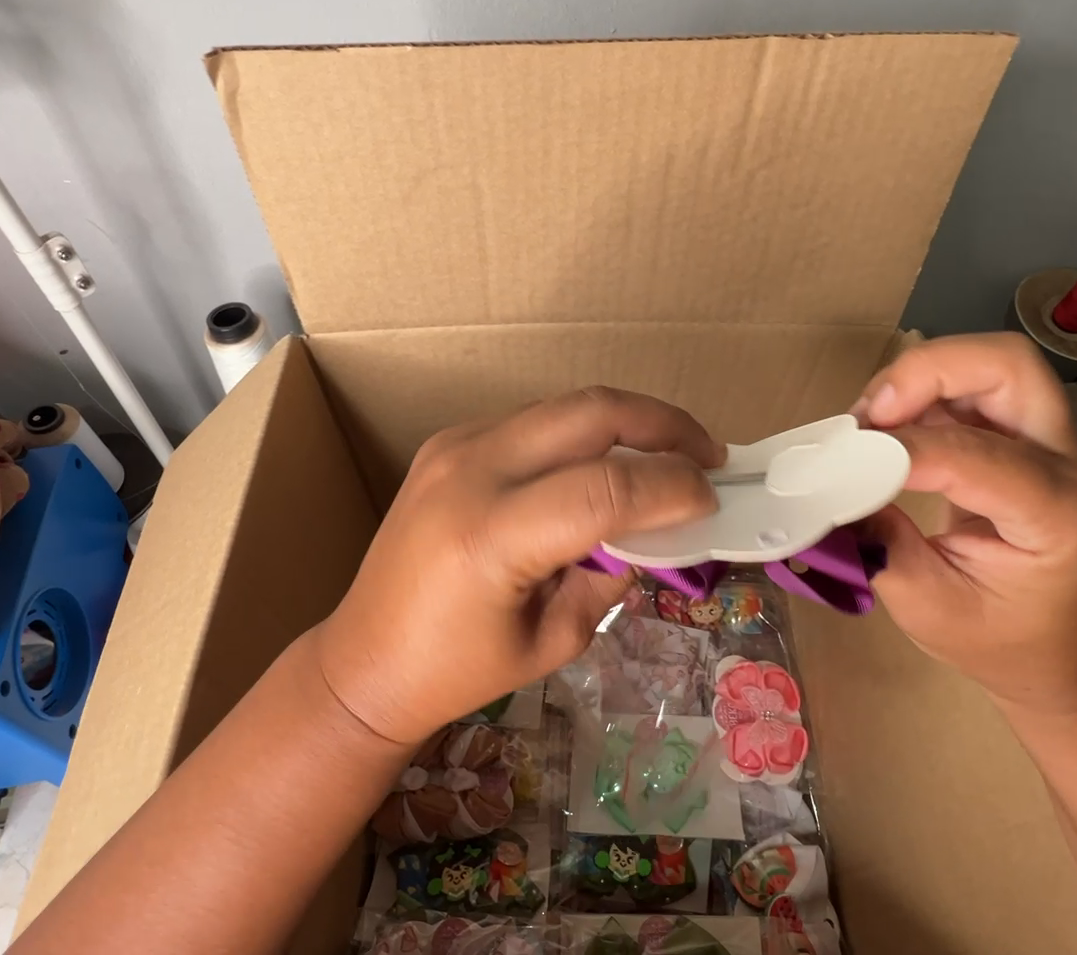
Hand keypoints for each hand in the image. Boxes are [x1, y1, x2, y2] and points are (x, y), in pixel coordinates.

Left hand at [316, 388, 724, 744]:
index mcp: (491, 535)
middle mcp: (469, 471)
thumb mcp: (554, 640)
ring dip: (625, 423)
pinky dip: (582, 434)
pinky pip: (534, 420)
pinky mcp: (448, 441)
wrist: (364, 657)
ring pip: (565, 406)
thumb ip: (611, 576)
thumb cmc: (457, 670)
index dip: (673, 487)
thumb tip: (656, 531)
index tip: (712, 500)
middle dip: (663, 423)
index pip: (607, 487)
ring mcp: (453, 446)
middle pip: (591, 411)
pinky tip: (604, 465)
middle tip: (707, 454)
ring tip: (667, 456)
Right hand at [852, 334, 1076, 714]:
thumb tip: (829, 492)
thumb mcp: (930, 610)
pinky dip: (922, 393)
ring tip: (870, 422)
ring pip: (993, 364)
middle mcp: (1071, 467)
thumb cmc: (1002, 645)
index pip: (977, 455)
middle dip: (928, 371)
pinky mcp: (1026, 440)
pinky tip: (887, 428)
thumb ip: (882, 547)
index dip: (901, 449)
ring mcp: (1054, 446)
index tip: (841, 464)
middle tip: (869, 415)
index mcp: (1063, 519)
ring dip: (921, 377)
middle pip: (1008, 366)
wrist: (1061, 660)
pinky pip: (975, 388)